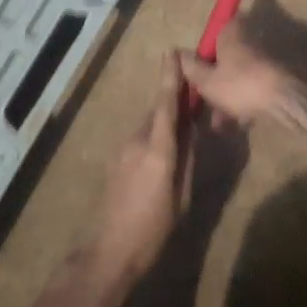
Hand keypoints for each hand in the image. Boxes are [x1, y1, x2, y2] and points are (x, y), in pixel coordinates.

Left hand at [91, 52, 191, 281]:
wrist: (109, 253)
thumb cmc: (154, 229)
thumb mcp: (182, 196)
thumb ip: (188, 159)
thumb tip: (192, 131)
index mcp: (158, 150)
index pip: (166, 104)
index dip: (170, 77)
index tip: (172, 52)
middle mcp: (137, 143)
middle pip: (158, 112)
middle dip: (175, 103)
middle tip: (196, 100)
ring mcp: (122, 152)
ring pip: (149, 127)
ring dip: (165, 124)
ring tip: (184, 133)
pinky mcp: (115, 163)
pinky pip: (140, 141)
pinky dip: (155, 138)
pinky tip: (165, 156)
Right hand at [178, 22, 297, 125]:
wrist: (283, 101)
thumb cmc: (240, 85)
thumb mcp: (207, 81)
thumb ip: (192, 68)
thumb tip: (178, 52)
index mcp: (231, 35)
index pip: (218, 29)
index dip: (206, 46)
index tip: (196, 65)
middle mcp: (248, 43)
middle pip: (225, 57)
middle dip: (213, 80)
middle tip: (203, 100)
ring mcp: (263, 61)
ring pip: (238, 77)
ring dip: (227, 97)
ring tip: (218, 123)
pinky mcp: (274, 78)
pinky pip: (252, 89)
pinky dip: (243, 103)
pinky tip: (236, 124)